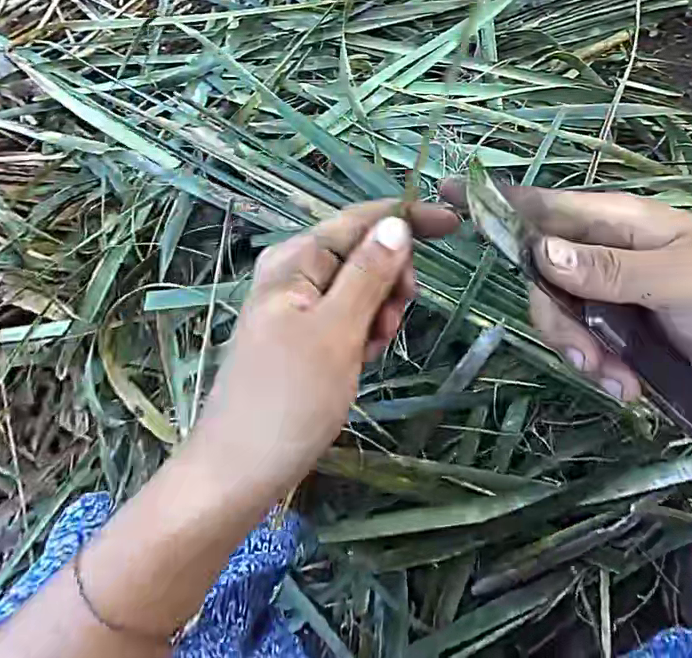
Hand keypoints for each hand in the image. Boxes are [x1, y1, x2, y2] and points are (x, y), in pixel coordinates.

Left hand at [186, 199, 460, 501]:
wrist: (237, 474)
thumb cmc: (288, 400)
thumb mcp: (337, 331)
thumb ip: (369, 273)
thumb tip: (398, 223)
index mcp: (296, 258)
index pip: (362, 219)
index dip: (409, 217)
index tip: (454, 225)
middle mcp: (294, 270)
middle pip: (365, 250)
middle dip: (391, 279)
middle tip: (392, 321)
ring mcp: (296, 302)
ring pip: (362, 284)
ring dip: (380, 311)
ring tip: (370, 349)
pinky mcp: (302, 331)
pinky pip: (349, 313)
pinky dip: (364, 330)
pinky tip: (359, 359)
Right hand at [442, 182, 691, 398]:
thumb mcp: (676, 276)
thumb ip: (608, 267)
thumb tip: (540, 252)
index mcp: (613, 219)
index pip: (541, 205)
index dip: (494, 202)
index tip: (444, 193)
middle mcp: (604, 247)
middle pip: (544, 277)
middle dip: (558, 324)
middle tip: (590, 363)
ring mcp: (614, 285)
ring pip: (564, 314)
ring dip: (582, 353)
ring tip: (620, 385)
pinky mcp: (626, 320)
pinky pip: (590, 339)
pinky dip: (602, 366)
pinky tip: (630, 389)